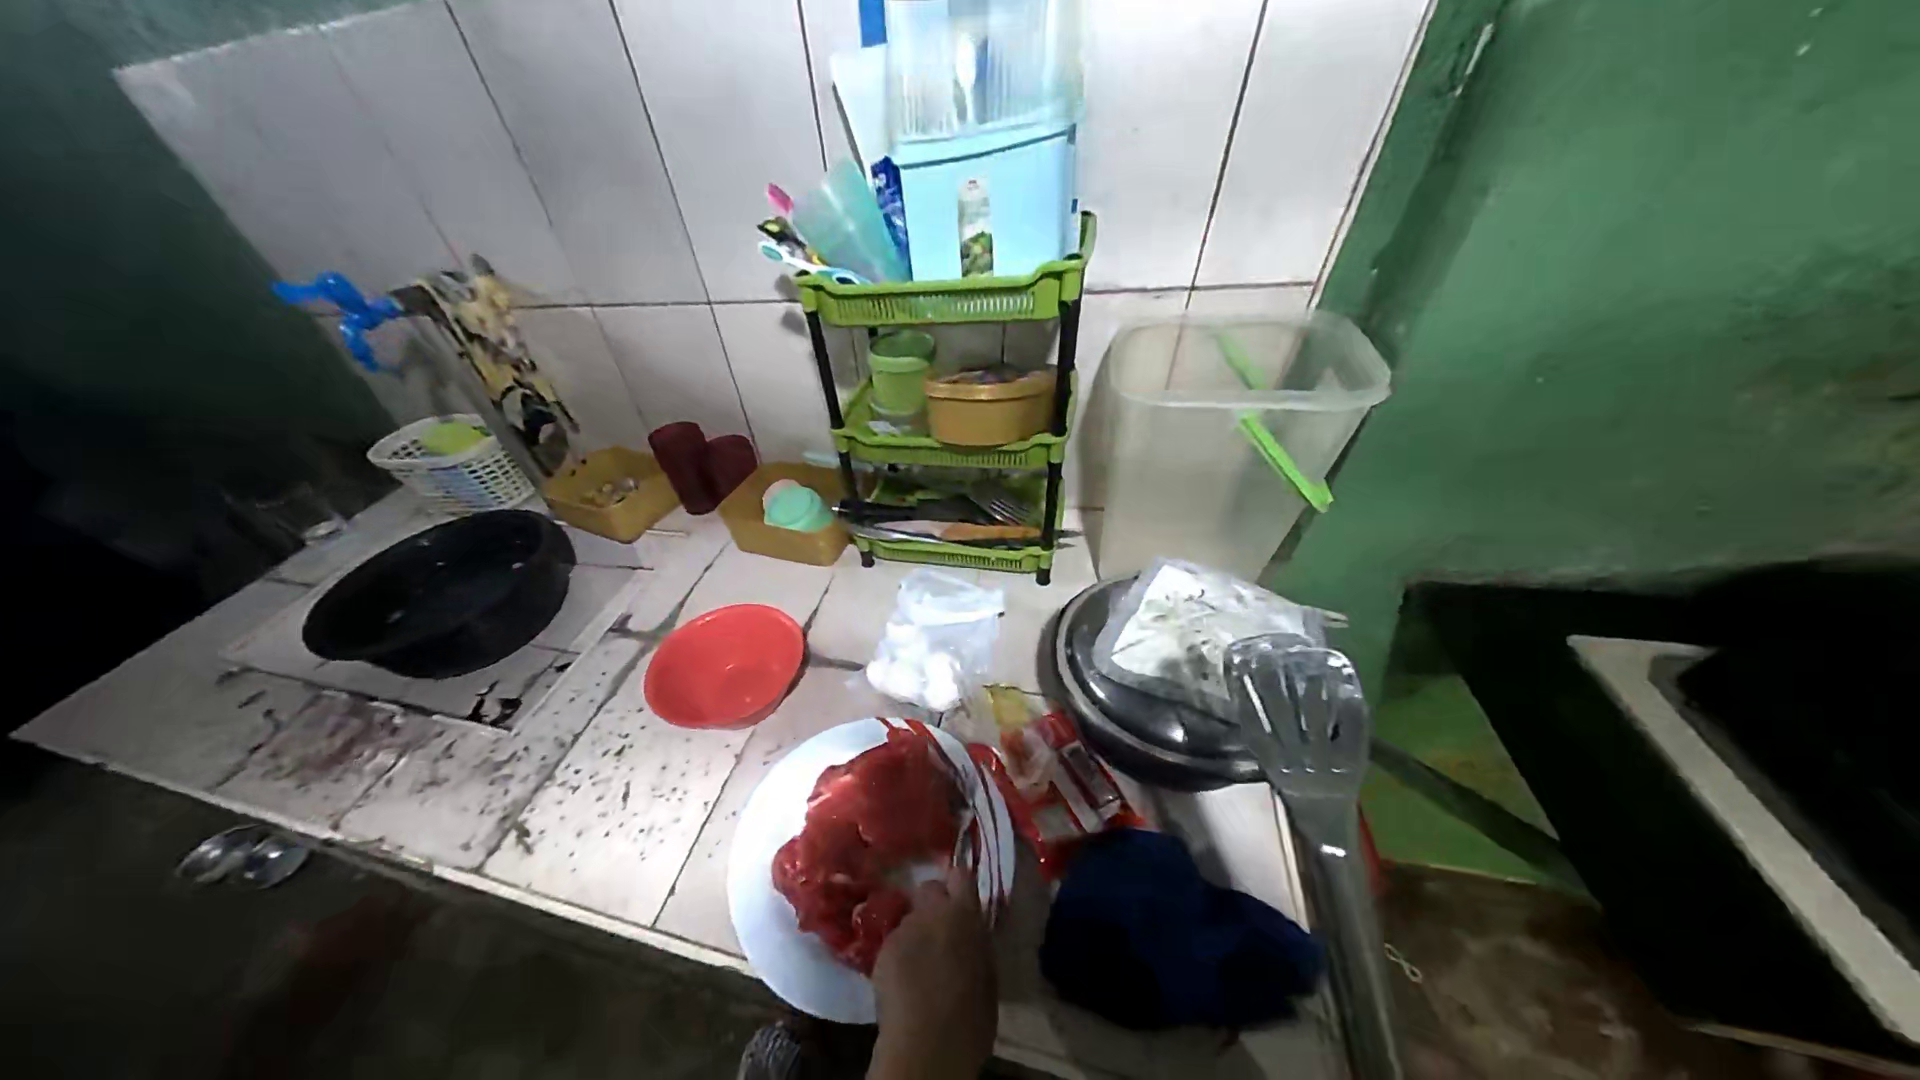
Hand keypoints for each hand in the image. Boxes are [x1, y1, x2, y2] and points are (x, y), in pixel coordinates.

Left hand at [868, 866, 996, 1079]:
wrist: (926, 1046)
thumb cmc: (970, 1016)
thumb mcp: (987, 974)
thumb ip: (977, 943)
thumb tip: (970, 936)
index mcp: (964, 915)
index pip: (961, 874)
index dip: (959, 884)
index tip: (961, 899)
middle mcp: (931, 912)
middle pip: (930, 888)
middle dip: (934, 905)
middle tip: (941, 932)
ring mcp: (903, 929)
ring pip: (910, 918)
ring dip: (917, 933)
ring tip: (921, 965)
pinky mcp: (882, 950)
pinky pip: (894, 942)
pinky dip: (900, 955)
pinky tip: (904, 982)